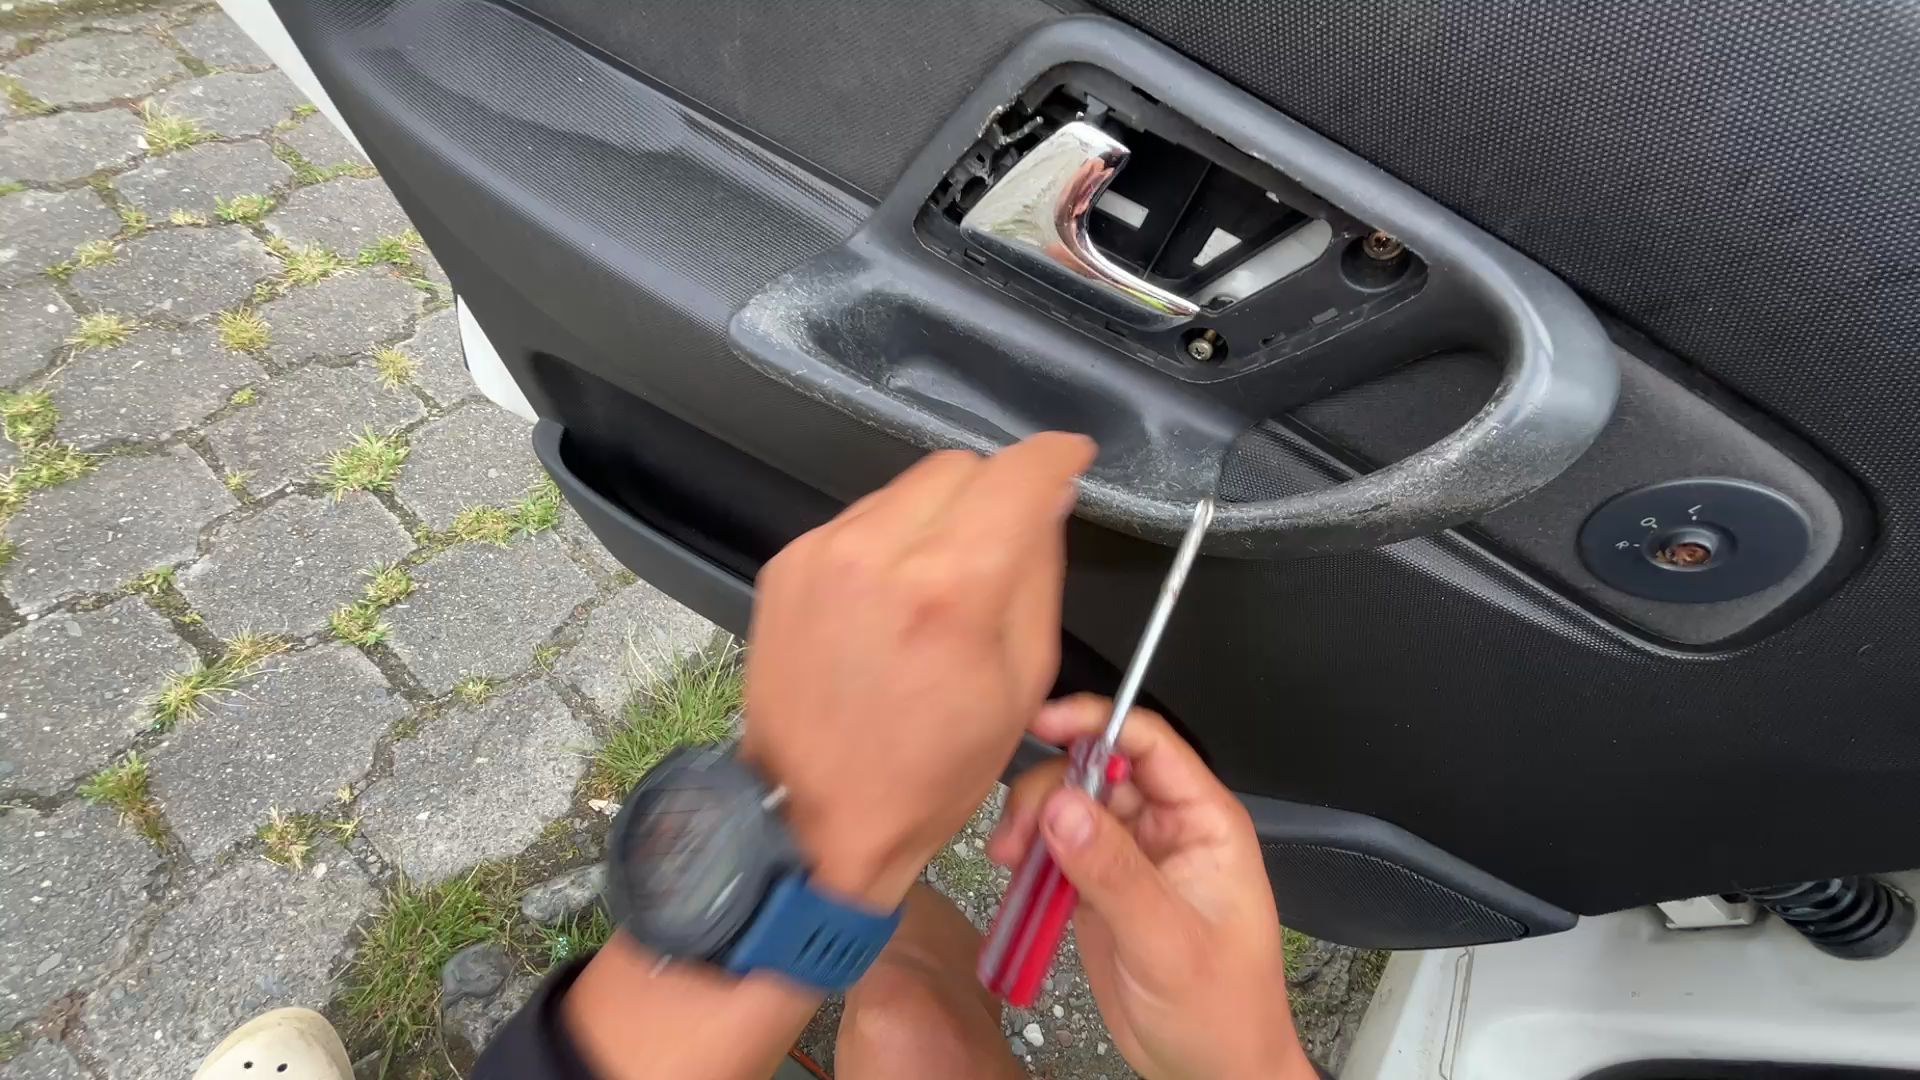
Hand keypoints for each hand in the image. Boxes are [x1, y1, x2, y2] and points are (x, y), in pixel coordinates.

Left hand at [740, 433, 1095, 910]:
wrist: (816, 812)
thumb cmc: (931, 768)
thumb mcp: (1022, 681)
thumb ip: (1039, 573)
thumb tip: (1046, 502)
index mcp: (951, 589)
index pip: (1018, 474)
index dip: (1056, 456)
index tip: (1069, 458)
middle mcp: (878, 552)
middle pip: (961, 465)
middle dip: (997, 490)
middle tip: (1002, 541)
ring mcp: (823, 552)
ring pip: (909, 485)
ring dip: (942, 514)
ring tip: (939, 581)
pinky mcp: (788, 562)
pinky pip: (863, 517)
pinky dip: (892, 537)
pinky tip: (891, 593)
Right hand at [987, 695, 1318, 1079]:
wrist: (1208, 1074)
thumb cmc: (1220, 1012)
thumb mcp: (1169, 941)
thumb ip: (1114, 872)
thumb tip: (1062, 807)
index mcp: (1200, 818)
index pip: (1148, 743)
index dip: (1097, 723)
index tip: (1044, 724)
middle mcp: (1162, 822)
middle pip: (1094, 768)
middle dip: (1051, 788)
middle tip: (1020, 832)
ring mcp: (1126, 848)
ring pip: (1068, 801)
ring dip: (1032, 820)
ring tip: (1011, 858)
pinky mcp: (1096, 876)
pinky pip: (1054, 842)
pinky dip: (1029, 852)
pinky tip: (1017, 874)